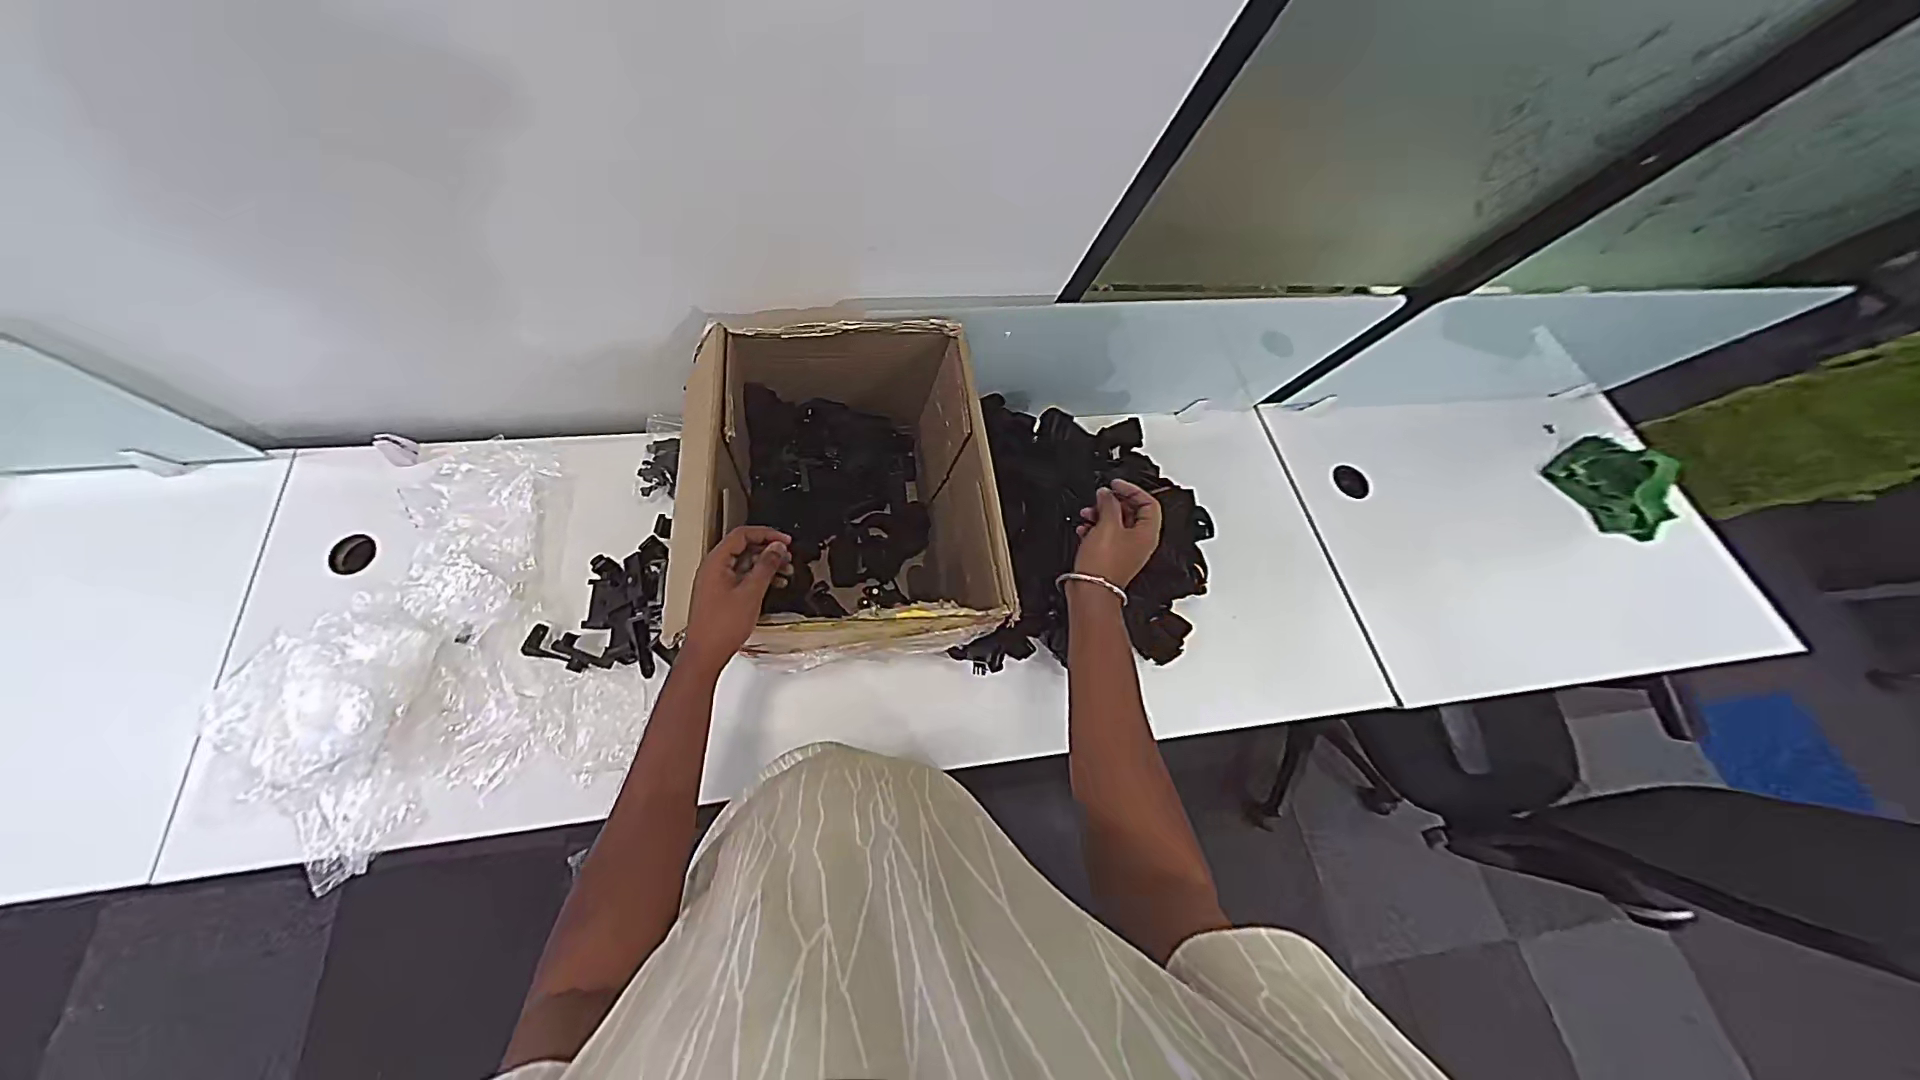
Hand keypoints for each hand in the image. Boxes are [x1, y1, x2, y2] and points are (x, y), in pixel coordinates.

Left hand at [681, 525, 791, 669]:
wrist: (706, 653)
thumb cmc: (720, 627)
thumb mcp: (751, 592)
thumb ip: (766, 566)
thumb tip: (776, 548)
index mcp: (716, 562)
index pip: (742, 534)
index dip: (766, 534)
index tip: (784, 540)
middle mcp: (713, 569)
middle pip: (743, 546)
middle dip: (768, 549)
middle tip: (786, 555)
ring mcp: (715, 581)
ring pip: (744, 562)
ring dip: (765, 564)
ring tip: (784, 570)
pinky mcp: (720, 594)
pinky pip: (741, 576)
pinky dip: (758, 576)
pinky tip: (772, 584)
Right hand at [1074, 478, 1161, 588]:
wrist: (1091, 590)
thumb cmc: (1103, 564)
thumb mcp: (1107, 524)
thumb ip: (1109, 503)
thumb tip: (1107, 494)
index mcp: (1148, 533)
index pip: (1148, 503)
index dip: (1132, 490)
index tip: (1116, 484)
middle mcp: (1140, 542)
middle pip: (1132, 512)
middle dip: (1114, 502)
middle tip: (1100, 497)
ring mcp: (1126, 550)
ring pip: (1117, 523)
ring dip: (1101, 514)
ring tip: (1088, 513)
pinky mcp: (1111, 557)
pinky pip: (1106, 536)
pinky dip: (1095, 528)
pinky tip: (1084, 528)